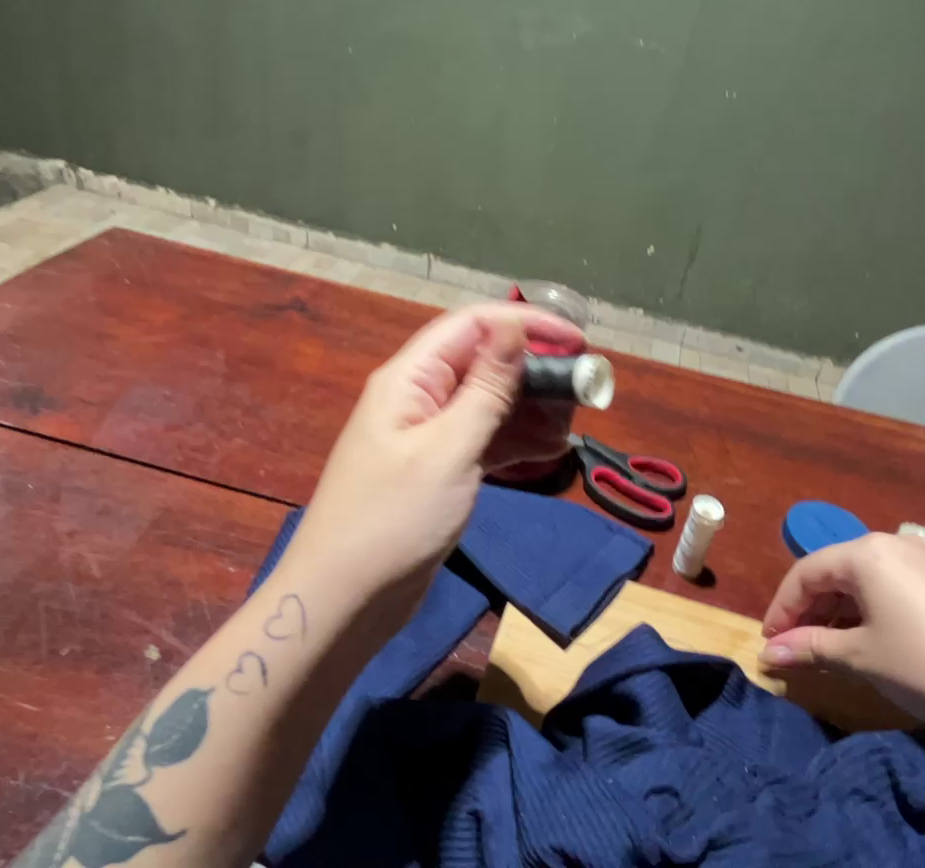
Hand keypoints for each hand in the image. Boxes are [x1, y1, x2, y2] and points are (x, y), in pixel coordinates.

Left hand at [290, 302, 584, 597]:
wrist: (343, 601)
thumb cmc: (393, 520)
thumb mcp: (447, 450)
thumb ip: (485, 388)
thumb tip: (514, 328)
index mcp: (409, 378)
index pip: (472, 326)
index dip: (526, 323)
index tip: (577, 340)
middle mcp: (418, 397)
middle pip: (482, 362)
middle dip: (532, 370)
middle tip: (581, 390)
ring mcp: (426, 435)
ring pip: (486, 402)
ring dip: (528, 409)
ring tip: (570, 426)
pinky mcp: (437, 470)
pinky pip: (481, 439)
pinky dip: (513, 442)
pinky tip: (549, 452)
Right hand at [758, 533, 924, 744]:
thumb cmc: (924, 667)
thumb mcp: (860, 657)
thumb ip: (808, 647)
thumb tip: (767, 654)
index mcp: (867, 552)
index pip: (806, 572)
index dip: (782, 608)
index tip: (769, 641)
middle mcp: (896, 543)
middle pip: (836, 571)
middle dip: (810, 609)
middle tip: (794, 645)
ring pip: (866, 579)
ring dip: (840, 610)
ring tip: (828, 646)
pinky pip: (895, 586)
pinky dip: (871, 609)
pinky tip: (870, 639)